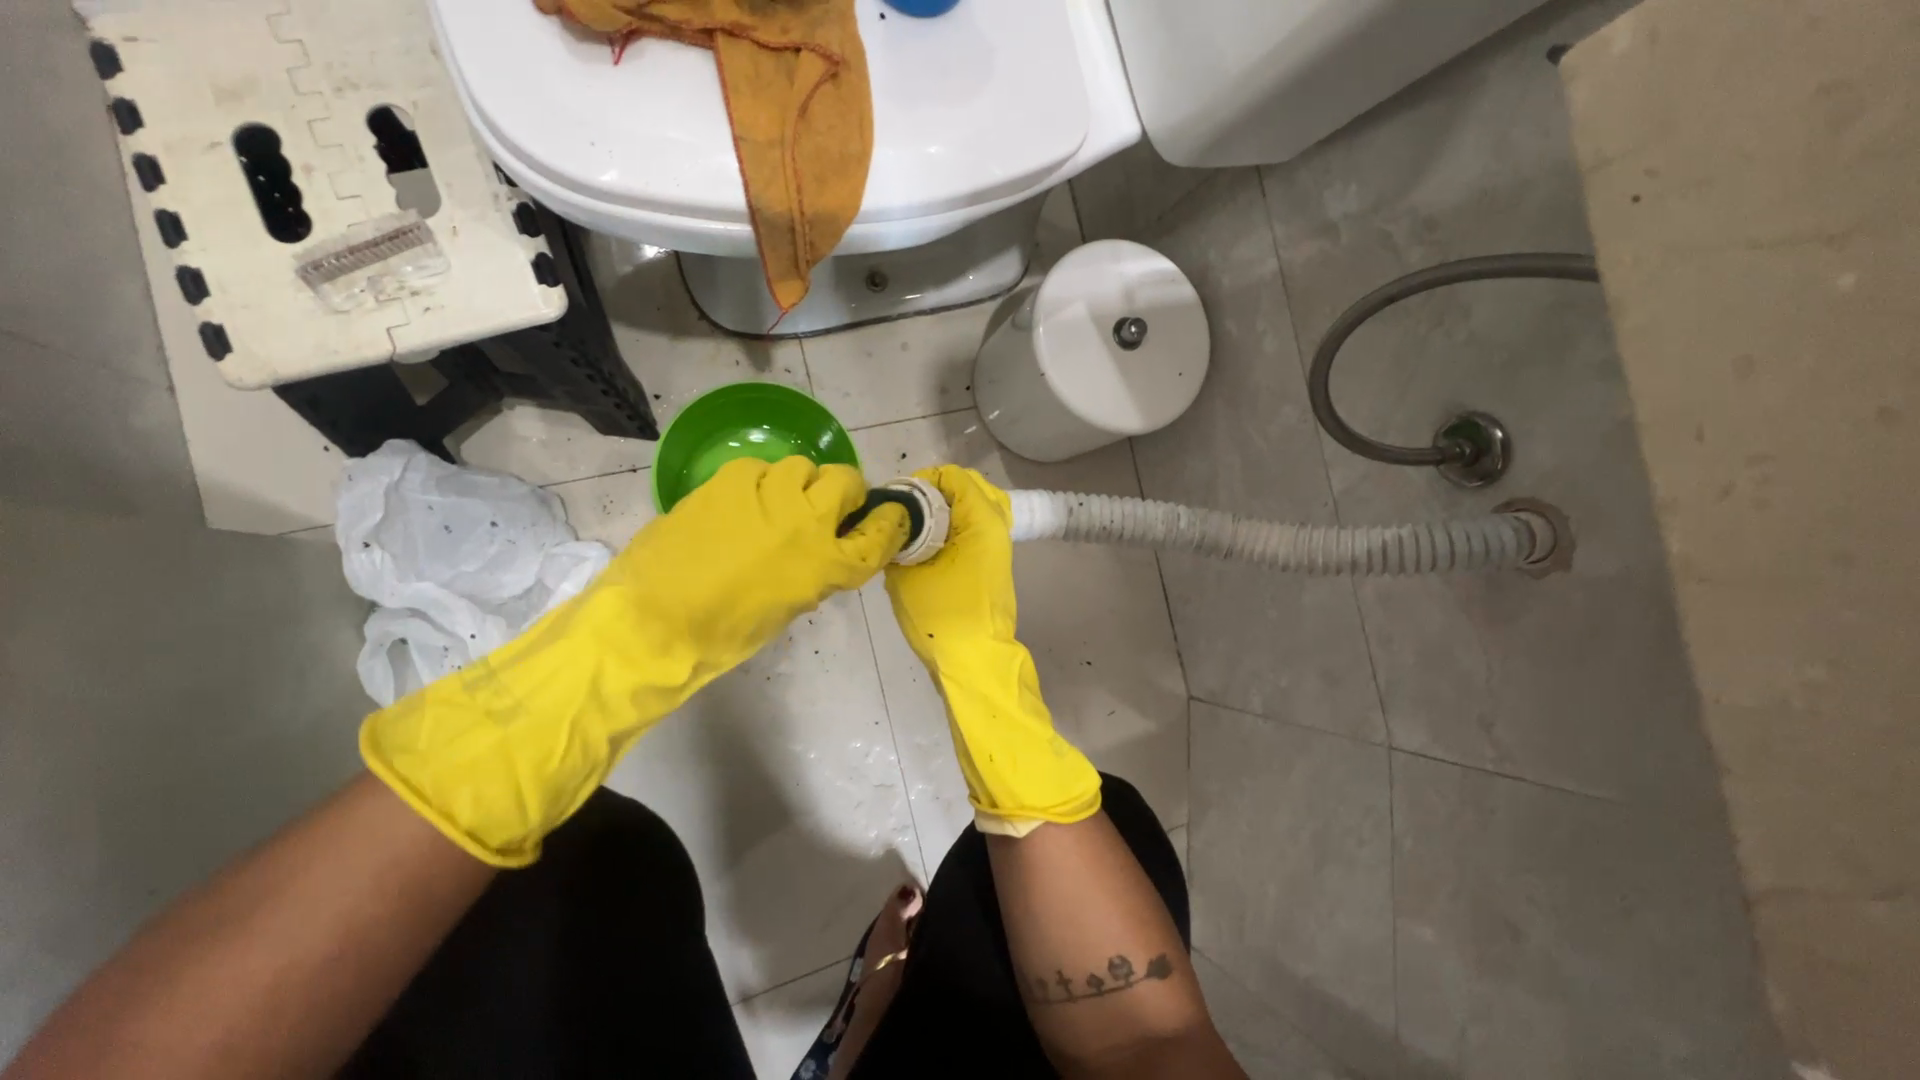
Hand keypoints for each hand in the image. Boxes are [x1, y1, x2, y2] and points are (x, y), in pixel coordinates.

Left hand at [363, 456, 908, 866]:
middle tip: (825, 507)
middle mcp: (805, 521)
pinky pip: (758, 469)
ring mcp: (765, 494)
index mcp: (825, 566)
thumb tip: (815, 552)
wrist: (650, 623)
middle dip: (842, 491)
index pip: (879, 532)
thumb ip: (810, 575)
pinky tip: (740, 504)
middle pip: (844, 481)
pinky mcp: (726, 481)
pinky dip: (758, 482)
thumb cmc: (719, 636)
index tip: (885, 515)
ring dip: (798, 483)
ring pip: (800, 466)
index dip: (888, 520)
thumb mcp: (783, 611)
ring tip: (775, 505)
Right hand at [883, 466, 1099, 834]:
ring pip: (971, 510)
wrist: (973, 660)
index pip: (953, 476)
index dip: (922, 482)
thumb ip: (900, 538)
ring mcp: (998, 546)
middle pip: (966, 488)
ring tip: (911, 529)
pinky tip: (925, 546)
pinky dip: (951, 528)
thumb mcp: (906, 571)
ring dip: (943, 512)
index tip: (897, 502)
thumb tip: (893, 522)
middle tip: (903, 512)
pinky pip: (972, 530)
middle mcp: (996, 527)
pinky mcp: (993, 564)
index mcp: (981, 520)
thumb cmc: (941, 614)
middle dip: (933, 494)